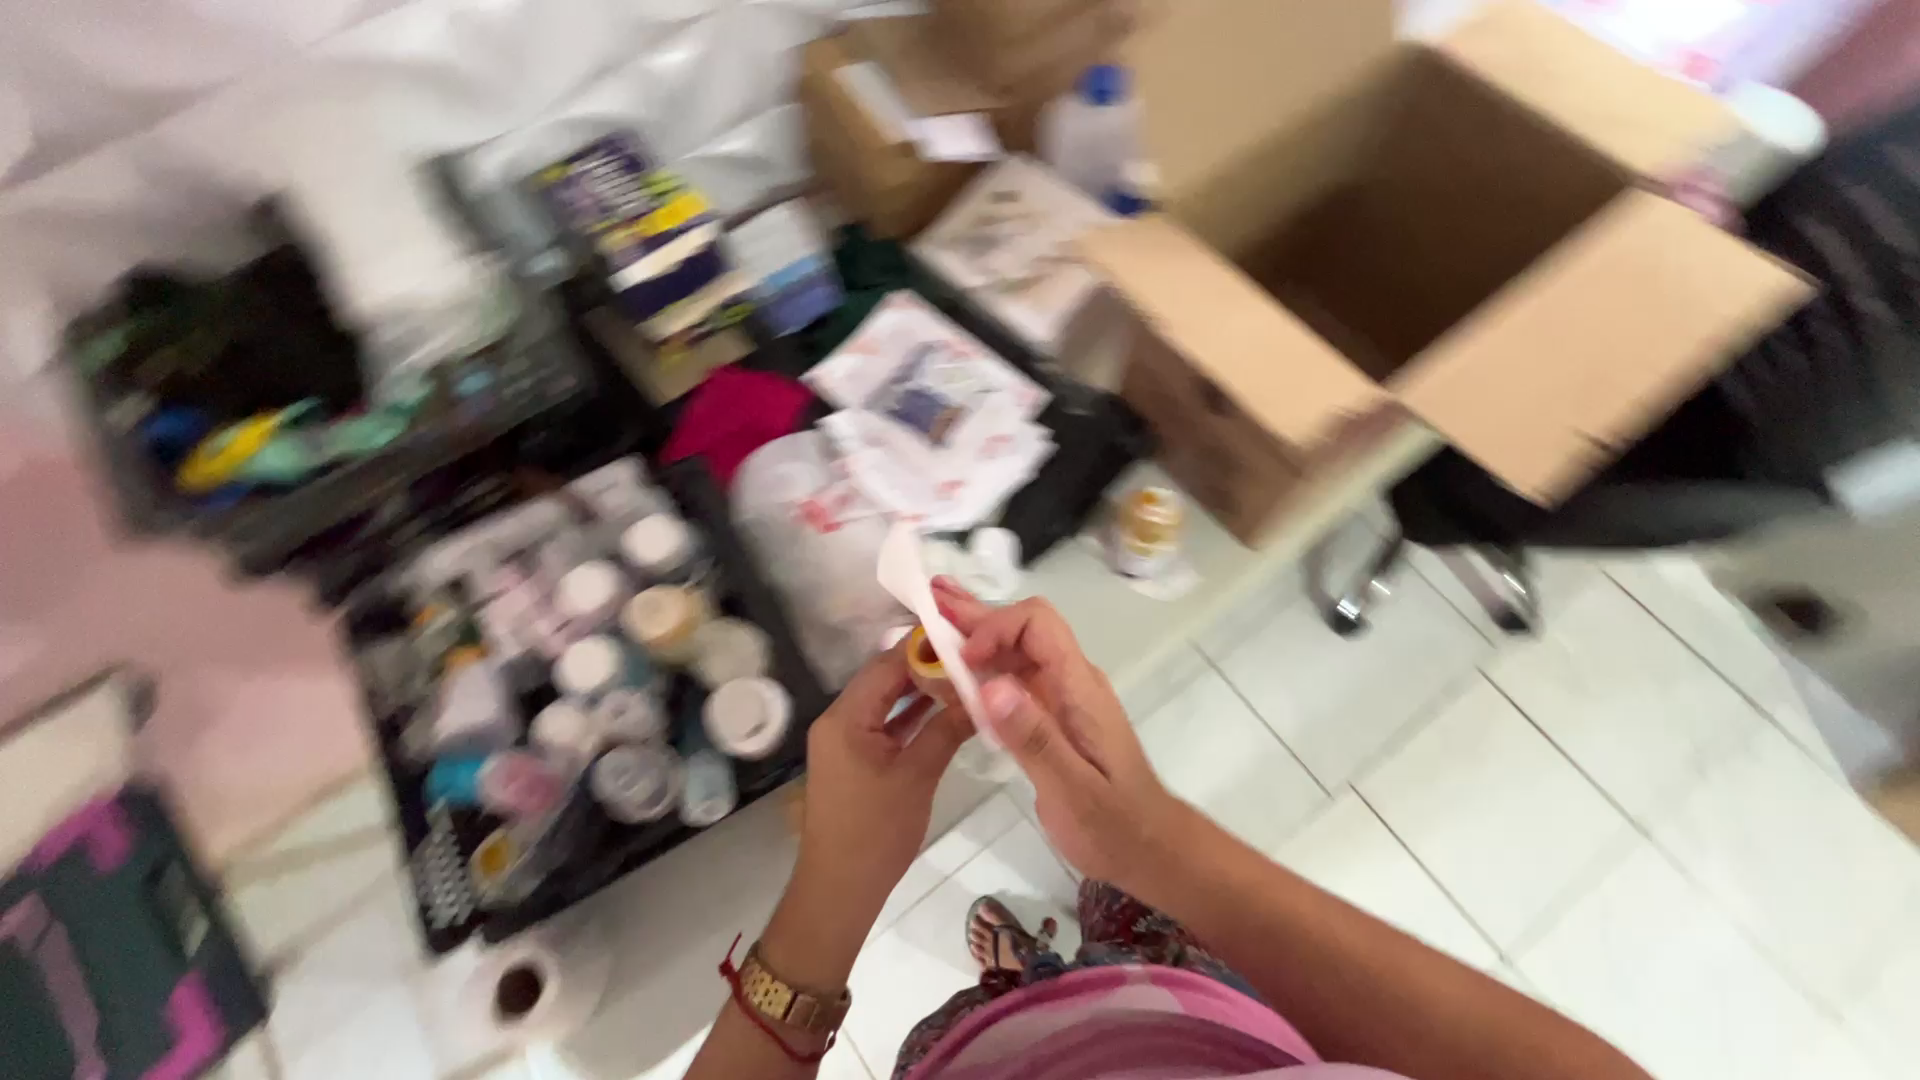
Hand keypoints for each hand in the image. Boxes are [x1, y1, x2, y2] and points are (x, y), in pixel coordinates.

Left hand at [797, 641, 973, 904]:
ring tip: (963, 677)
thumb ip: (946, 729)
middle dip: (924, 668)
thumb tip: (981, 696)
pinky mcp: (854, 759)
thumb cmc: (875, 831)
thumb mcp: (917, 775)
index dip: (922, 649)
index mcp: (845, 717)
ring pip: (885, 702)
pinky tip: (944, 711)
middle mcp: (839, 720)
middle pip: (883, 680)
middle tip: (970, 657)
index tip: (963, 639)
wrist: (840, 890)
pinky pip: (884, 726)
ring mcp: (845, 740)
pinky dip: (910, 718)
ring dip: (919, 692)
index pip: (885, 665)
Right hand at [933, 579, 1188, 888]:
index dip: (996, 629)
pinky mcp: (1051, 716)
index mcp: (1079, 688)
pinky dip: (982, 667)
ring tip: (935, 618)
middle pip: (1024, 628)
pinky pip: (1014, 679)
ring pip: (1016, 650)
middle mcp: (1070, 681)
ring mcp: (1061, 697)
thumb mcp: (1072, 790)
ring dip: (976, 634)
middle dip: (976, 615)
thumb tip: (991, 686)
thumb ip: (1033, 738)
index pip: (1038, 625)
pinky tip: (955, 666)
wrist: (1148, 847)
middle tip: (932, 598)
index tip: (963, 660)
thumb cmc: (1114, 824)